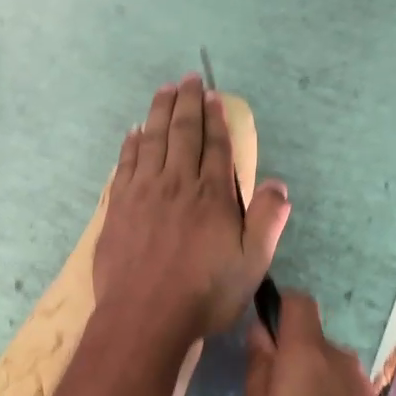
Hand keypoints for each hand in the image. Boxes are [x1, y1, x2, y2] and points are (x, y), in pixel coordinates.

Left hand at [93, 75, 289, 338]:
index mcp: (212, 195)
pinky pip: (126, 163)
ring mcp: (143, 192)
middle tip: (188, 79)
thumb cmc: (204, 294)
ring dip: (159, 112)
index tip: (214, 96)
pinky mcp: (118, 206)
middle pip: (182, 133)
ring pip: (152, 140)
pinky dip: (132, 143)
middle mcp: (177, 183)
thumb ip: (266, 220)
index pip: (215, 146)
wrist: (144, 316)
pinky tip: (134, 131)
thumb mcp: (252, 263)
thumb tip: (277, 183)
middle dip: (188, 103)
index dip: (216, 118)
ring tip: (165, 90)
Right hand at [244, 292, 395, 395]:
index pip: (298, 302)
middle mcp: (338, 357)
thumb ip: (258, 369)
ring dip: (307, 385)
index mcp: (306, 352)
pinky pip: (339, 391)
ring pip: (324, 368)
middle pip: (309, 340)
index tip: (261, 337)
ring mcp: (360, 382)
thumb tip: (260, 333)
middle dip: (288, 359)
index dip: (278, 309)